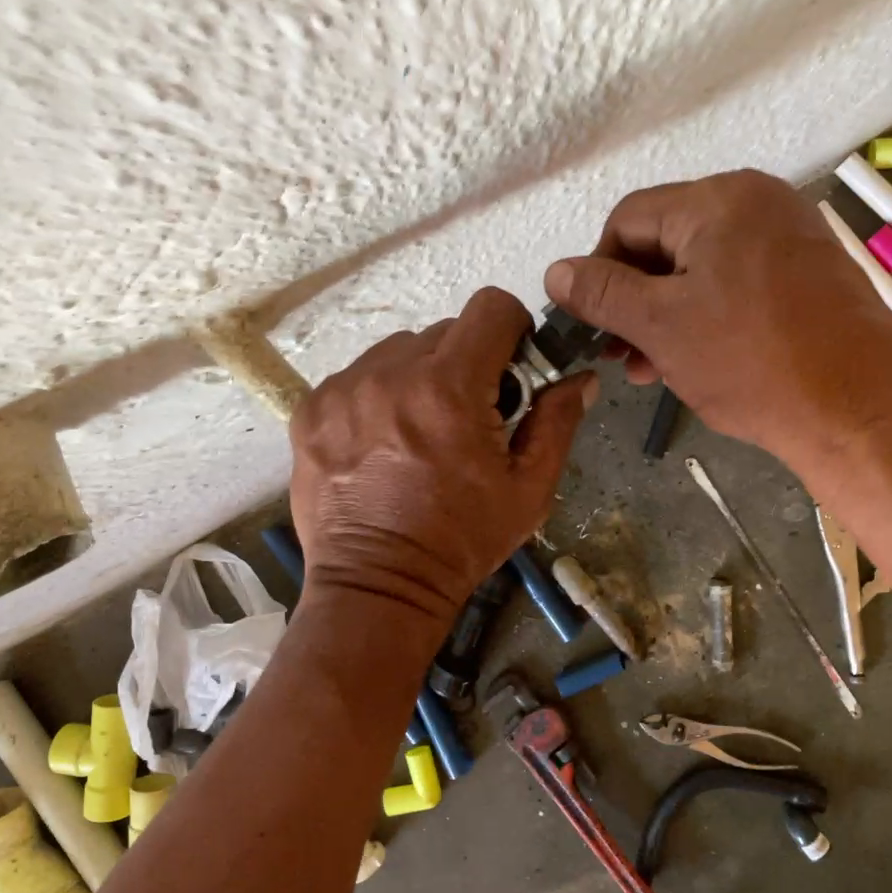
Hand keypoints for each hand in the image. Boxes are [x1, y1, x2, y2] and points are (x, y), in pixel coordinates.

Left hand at [290, 288, 594, 625]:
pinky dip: (376, 398)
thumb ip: (556, 421)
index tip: (510, 368)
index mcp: (450, 388)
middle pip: (444, 332)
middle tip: (466, 417)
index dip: (512, 330)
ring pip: (397, 352)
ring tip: (419, 433)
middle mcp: (391, 373)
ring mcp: (344, 390)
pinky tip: (381, 445)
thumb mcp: (528, 489)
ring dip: (418, 378)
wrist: (378, 585)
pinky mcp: (311, 409)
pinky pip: (356, 378)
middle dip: (466, 364)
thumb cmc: (462, 541)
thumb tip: (579, 377)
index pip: (492, 307)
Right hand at [544, 170, 891, 457]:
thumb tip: (555, 271)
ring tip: (651, 368)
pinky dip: (706, 316)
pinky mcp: (809, 273)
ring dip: (665, 315)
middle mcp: (758, 202)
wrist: (862, 409)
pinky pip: (738, 283)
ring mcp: (789, 236)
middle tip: (619, 355)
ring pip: (701, 268)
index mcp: (719, 199)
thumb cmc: (751, 362)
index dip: (598, 272)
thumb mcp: (660, 327)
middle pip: (666, 242)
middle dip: (633, 300)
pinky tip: (694, 361)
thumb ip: (601, 294)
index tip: (594, 327)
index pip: (628, 220)